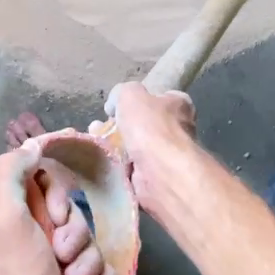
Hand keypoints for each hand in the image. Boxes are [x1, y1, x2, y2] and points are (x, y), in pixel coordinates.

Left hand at [0, 143, 119, 274]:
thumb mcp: (5, 218)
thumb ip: (13, 172)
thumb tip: (32, 145)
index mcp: (6, 216)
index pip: (43, 182)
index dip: (58, 195)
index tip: (57, 213)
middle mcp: (29, 236)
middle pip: (71, 212)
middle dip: (75, 234)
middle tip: (63, 254)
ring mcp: (56, 265)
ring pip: (90, 241)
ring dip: (87, 262)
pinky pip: (103, 269)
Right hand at [105, 83, 197, 219]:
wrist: (162, 174)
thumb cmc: (151, 127)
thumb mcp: (130, 94)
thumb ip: (120, 93)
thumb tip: (114, 106)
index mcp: (179, 106)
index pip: (161, 97)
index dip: (141, 100)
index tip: (121, 106)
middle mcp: (178, 131)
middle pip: (145, 124)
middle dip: (121, 125)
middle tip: (101, 125)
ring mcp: (168, 158)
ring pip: (136, 148)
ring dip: (115, 146)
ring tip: (95, 141)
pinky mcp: (156, 181)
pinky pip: (131, 169)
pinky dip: (117, 165)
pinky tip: (102, 160)